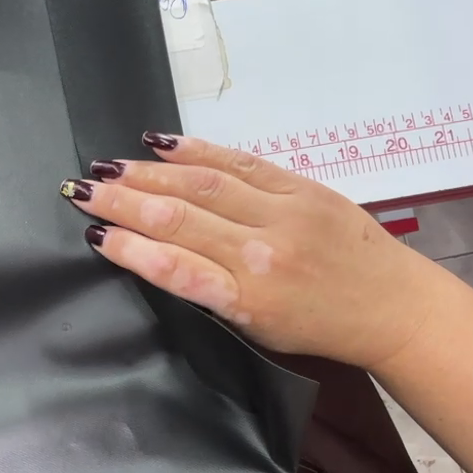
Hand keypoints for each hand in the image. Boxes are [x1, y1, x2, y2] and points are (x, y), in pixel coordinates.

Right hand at [60, 133, 456, 369]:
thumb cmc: (317, 329)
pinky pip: (239, 162)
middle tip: (80, 189)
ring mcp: (284, 211)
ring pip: (202, 185)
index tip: (94, 235)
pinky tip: (159, 143)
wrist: (393, 306)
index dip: (130, 249)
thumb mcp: (256, 329)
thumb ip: (209, 292)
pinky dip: (195, 151)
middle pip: (179, 219)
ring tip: (107, 167)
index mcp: (249, 297)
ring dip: (147, 174)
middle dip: (123, 202)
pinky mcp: (301, 185)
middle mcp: (262, 251)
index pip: (175, 268)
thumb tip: (155, 252)